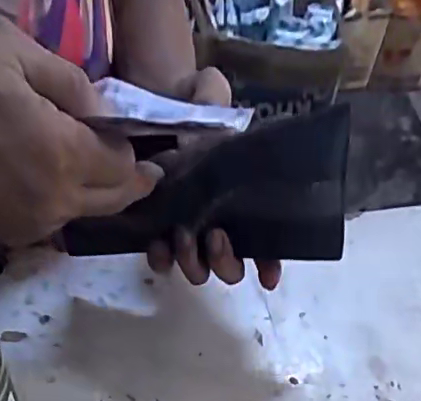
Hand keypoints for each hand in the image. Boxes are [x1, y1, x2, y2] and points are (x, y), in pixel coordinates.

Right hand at [0, 14, 159, 244]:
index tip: (140, 133)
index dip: (136, 147)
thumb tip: (100, 106)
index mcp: (63, 156)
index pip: (125, 164)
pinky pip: (56, 218)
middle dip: (131, 178)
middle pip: (115, 198)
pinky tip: (56, 173)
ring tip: (98, 161)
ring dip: (99, 190)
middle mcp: (57, 202)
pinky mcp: (11, 232)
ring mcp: (34, 223)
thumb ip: (66, 80)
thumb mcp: (2, 45)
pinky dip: (67, 199)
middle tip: (140, 159)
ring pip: (87, 211)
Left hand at [144, 68, 282, 289]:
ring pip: (199, 271)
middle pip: (231, 269)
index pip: (266, 248)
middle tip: (216, 237)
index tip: (268, 278)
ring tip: (184, 235)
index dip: (269, 266)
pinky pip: (164, 262)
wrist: (151, 115)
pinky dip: (163, 259)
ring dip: (194, 262)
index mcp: (245, 210)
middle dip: (225, 261)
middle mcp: (221, 230)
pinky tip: (160, 245)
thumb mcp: (209, 103)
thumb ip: (217, 102)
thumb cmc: (190, 117)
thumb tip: (216, 105)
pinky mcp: (161, 234)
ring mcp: (191, 236)